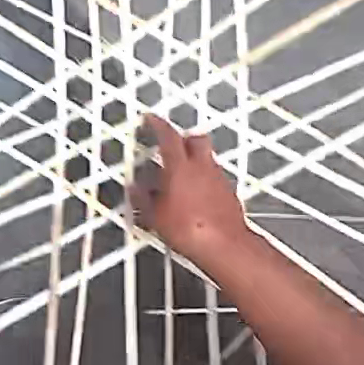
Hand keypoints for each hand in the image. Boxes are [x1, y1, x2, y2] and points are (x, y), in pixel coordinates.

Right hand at [130, 113, 248, 264]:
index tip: (151, 119)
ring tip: (180, 173)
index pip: (168, 136)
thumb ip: (143, 198)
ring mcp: (218, 178)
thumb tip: (135, 190)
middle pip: (195, 139)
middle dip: (182, 138)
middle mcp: (202, 167)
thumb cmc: (190, 229)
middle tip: (170, 144)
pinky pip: (215, 176)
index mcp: (180, 167)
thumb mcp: (155, 215)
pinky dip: (204, 178)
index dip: (158, 124)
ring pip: (206, 157)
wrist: (224, 245)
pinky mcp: (229, 193)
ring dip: (194, 159)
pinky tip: (196, 194)